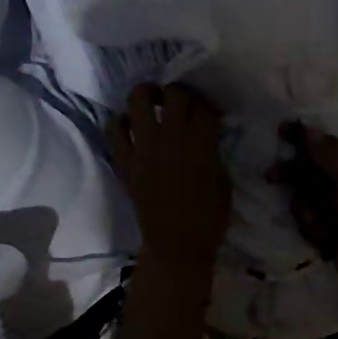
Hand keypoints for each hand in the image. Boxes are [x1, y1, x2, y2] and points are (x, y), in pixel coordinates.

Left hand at [107, 84, 230, 268]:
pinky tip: (130, 125)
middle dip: (181, 93)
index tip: (210, 113)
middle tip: (182, 103)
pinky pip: (114, 128)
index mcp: (201, 145)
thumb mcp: (223, 182)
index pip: (203, 107)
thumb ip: (214, 153)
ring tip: (153, 101)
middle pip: (174, 94)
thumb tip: (206, 136)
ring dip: (148, 94)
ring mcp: (144, 148)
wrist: (177, 245)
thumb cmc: (209, 219)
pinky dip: (121, 121)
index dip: (208, 105)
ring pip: (138, 99)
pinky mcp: (125, 161)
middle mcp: (171, 139)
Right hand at [277, 121, 337, 294]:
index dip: (301, 137)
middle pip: (305, 172)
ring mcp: (332, 210)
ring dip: (308, 214)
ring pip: (301, 201)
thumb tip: (309, 129)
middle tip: (270, 176)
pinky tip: (328, 240)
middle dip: (290, 176)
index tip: (280, 131)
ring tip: (325, 226)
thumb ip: (329, 155)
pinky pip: (306, 225)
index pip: (321, 146)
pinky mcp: (326, 232)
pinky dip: (314, 232)